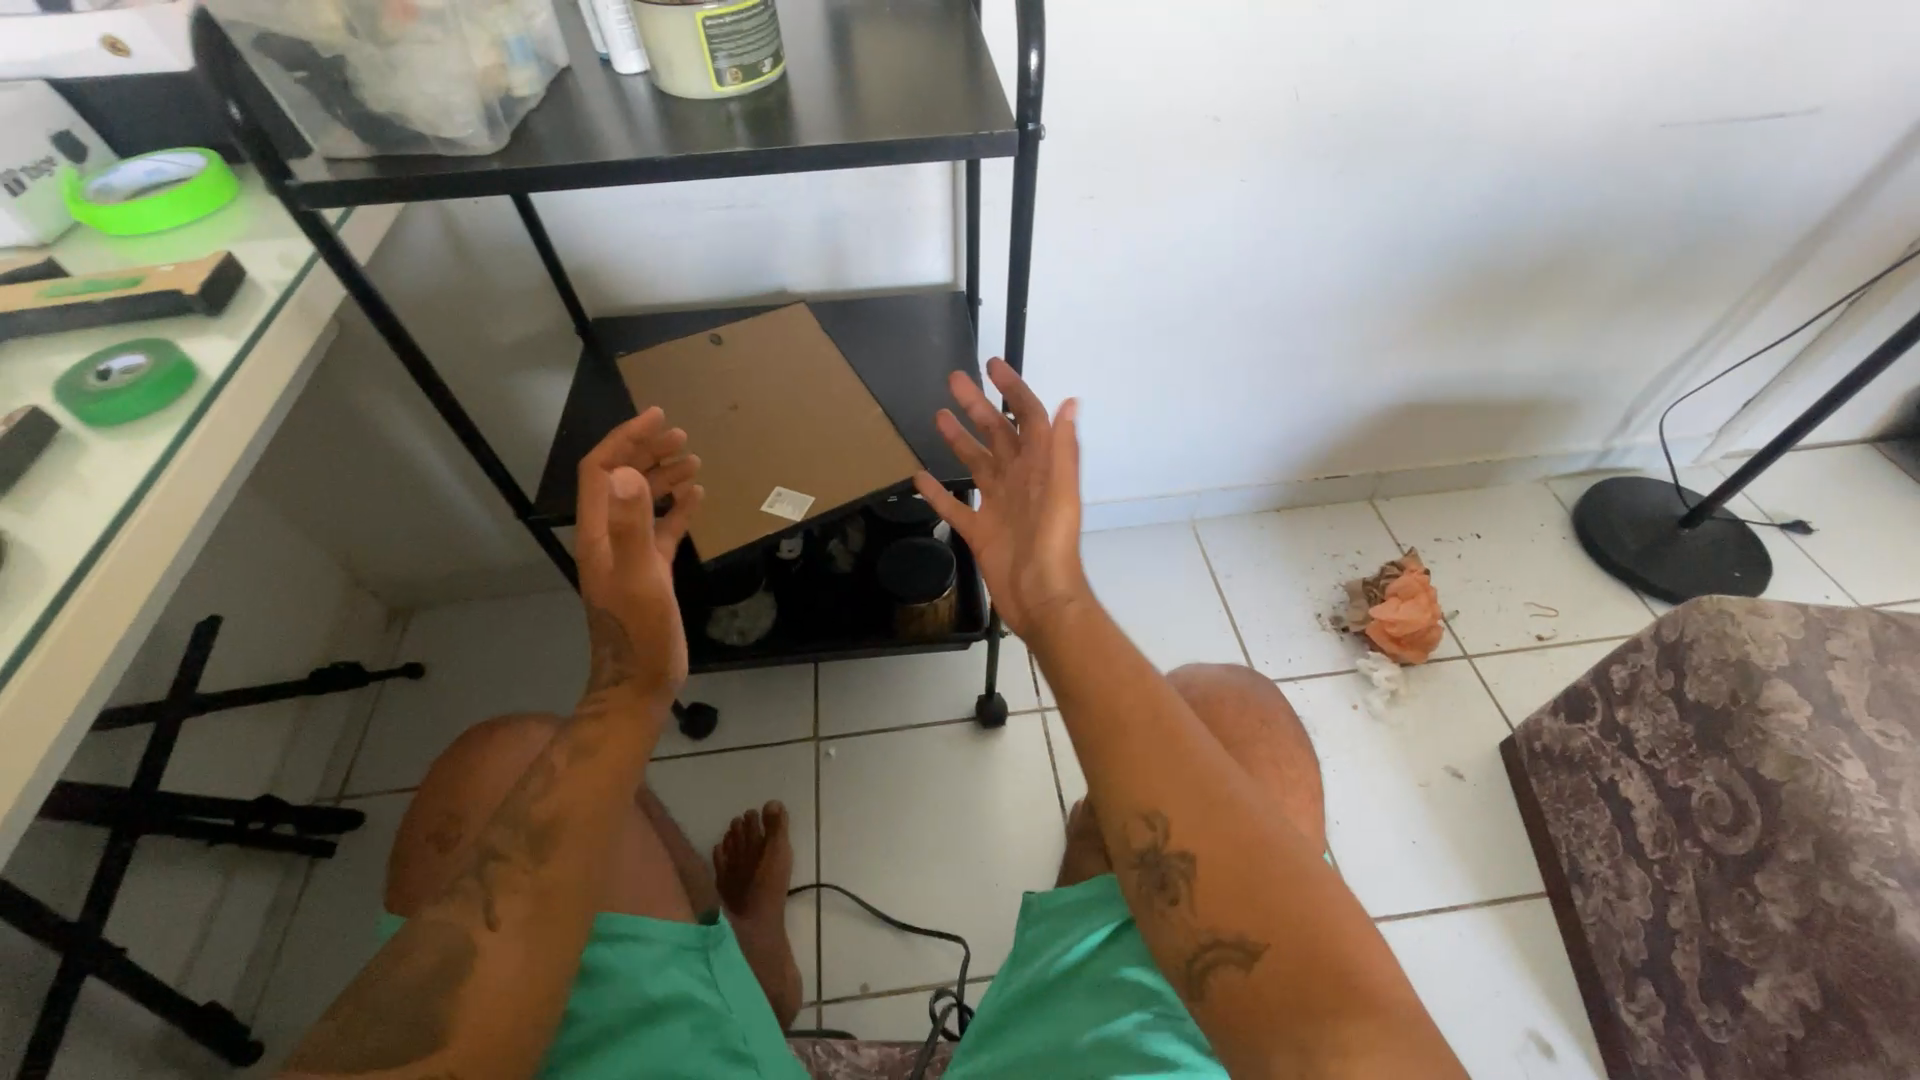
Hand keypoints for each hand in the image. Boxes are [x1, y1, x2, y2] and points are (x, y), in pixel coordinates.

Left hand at [575, 408, 703, 710]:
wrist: (642, 679)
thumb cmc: (639, 631)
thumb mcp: (639, 577)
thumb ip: (632, 526)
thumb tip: (628, 474)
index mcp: (599, 533)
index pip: (602, 470)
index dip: (625, 439)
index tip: (657, 417)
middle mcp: (610, 537)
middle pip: (623, 480)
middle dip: (648, 451)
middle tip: (681, 435)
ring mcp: (631, 553)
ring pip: (643, 501)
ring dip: (665, 476)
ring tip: (693, 460)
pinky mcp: (651, 569)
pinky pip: (662, 528)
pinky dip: (677, 507)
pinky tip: (697, 497)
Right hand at [913, 358, 1091, 639]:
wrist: (1041, 599)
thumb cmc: (1054, 547)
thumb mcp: (1061, 494)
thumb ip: (1063, 450)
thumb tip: (1069, 402)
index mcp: (1040, 468)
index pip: (1028, 418)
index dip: (1013, 390)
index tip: (992, 366)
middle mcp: (1019, 480)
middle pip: (997, 434)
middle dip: (977, 406)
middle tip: (954, 381)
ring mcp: (998, 506)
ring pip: (976, 464)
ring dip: (959, 439)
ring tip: (938, 416)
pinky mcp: (980, 531)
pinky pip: (955, 507)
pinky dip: (939, 492)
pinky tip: (920, 476)